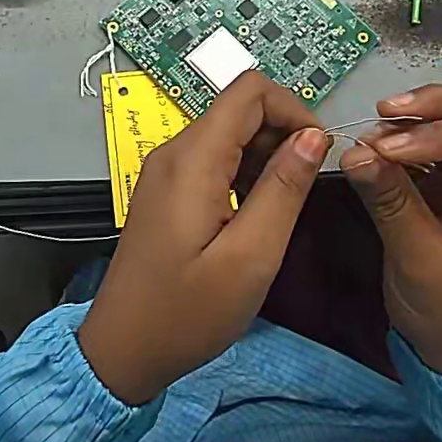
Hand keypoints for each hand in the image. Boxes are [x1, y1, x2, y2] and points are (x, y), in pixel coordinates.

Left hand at [79, 72, 329, 403]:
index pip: (249, 91)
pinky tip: (252, 214)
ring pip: (228, 133)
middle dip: (281, 134)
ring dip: (264, 156)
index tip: (318, 154)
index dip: (293, 110)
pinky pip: (213, 158)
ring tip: (278, 208)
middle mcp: (174, 152)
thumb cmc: (186, 313)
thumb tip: (314, 136)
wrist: (123, 349)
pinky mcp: (166, 189)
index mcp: (192, 159)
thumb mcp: (250, 257)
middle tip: (301, 189)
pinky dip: (243, 172)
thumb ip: (284, 189)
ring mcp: (166, 169)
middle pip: (238, 108)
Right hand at [338, 85, 441, 377]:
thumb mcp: (421, 263)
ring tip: (374, 132)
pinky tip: (377, 147)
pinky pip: (432, 149)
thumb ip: (391, 203)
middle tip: (385, 110)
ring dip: (417, 120)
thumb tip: (356, 152)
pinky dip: (404, 142)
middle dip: (438, 107)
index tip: (392, 146)